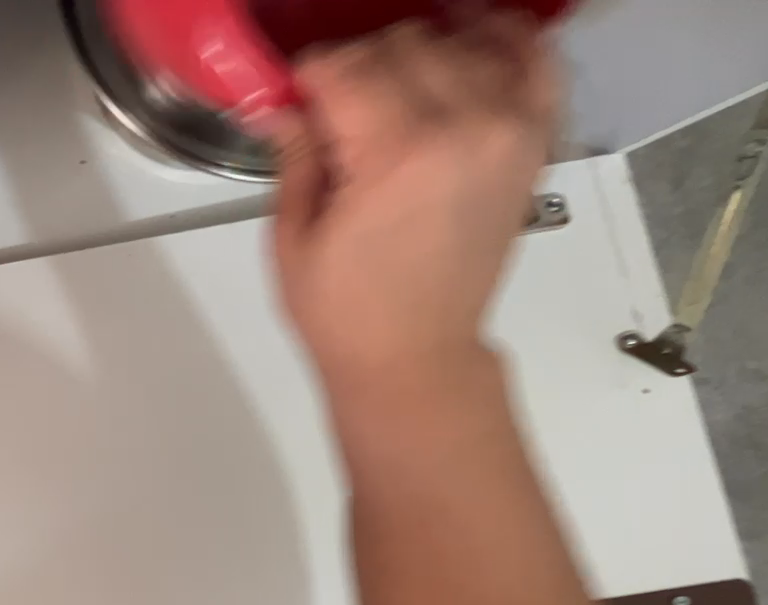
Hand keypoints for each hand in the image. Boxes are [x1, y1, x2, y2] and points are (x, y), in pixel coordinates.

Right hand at [271, 14, 558, 385]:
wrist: (412, 351)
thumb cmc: (343, 310)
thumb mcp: (293, 239)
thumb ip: (296, 160)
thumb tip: (281, 110)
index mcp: (395, 156)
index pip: (349, 70)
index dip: (310, 73)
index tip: (289, 90)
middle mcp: (466, 125)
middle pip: (406, 45)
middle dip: (356, 63)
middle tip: (327, 102)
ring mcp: (511, 128)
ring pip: (464, 41)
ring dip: (415, 52)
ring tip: (381, 86)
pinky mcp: (534, 140)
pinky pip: (535, 58)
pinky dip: (501, 41)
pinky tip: (467, 43)